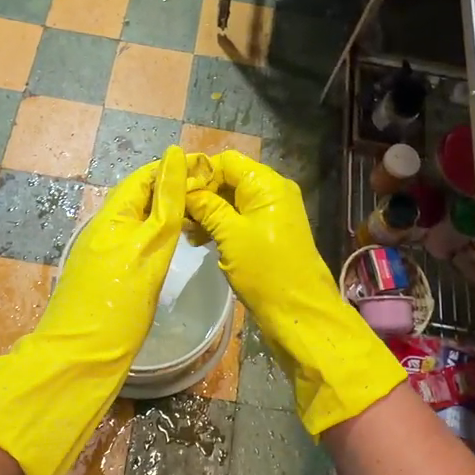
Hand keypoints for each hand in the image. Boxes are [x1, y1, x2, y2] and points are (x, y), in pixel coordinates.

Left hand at [0, 147, 188, 474]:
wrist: (79, 363)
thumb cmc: (118, 306)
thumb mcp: (150, 250)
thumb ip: (166, 204)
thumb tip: (175, 154)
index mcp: (112, 216)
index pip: (146, 175)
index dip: (176, 167)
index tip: (211, 170)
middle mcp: (105, 227)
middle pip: (143, 195)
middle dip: (175, 187)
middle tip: (214, 192)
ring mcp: (103, 251)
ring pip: (140, 218)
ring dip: (169, 210)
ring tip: (202, 213)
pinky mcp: (107, 273)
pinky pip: (136, 239)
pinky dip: (160, 233)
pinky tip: (177, 242)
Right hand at [185, 151, 403, 435]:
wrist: (300, 313)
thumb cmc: (265, 269)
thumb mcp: (229, 234)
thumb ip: (206, 206)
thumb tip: (184, 187)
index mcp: (267, 183)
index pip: (227, 161)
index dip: (200, 172)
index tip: (175, 193)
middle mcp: (273, 191)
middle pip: (230, 178)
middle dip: (203, 193)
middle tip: (177, 215)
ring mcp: (273, 212)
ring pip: (233, 199)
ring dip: (209, 210)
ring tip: (187, 232)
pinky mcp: (270, 232)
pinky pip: (241, 217)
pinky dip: (222, 224)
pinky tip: (202, 240)